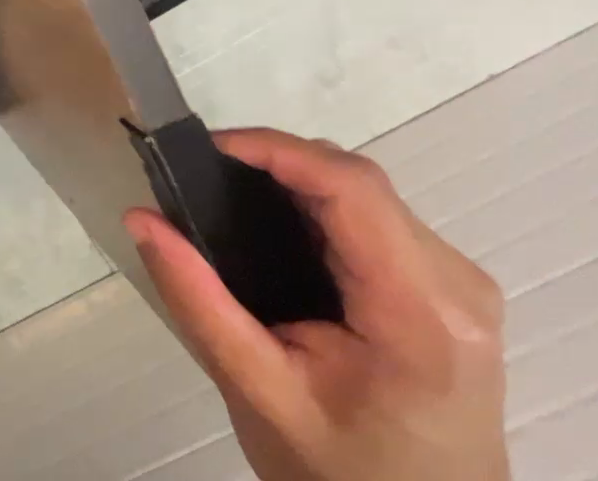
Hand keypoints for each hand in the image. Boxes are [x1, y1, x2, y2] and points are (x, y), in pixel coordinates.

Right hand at [124, 128, 508, 480]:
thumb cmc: (341, 468)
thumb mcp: (255, 388)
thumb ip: (196, 299)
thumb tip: (139, 217)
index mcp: (419, 312)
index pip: (352, 189)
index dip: (275, 149)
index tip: (200, 148)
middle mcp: (454, 285)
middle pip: (358, 183)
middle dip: (272, 162)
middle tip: (193, 180)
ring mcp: (457, 286)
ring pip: (364, 194)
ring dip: (289, 182)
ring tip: (219, 202)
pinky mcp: (444, 291)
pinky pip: (371, 219)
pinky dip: (311, 206)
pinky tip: (266, 230)